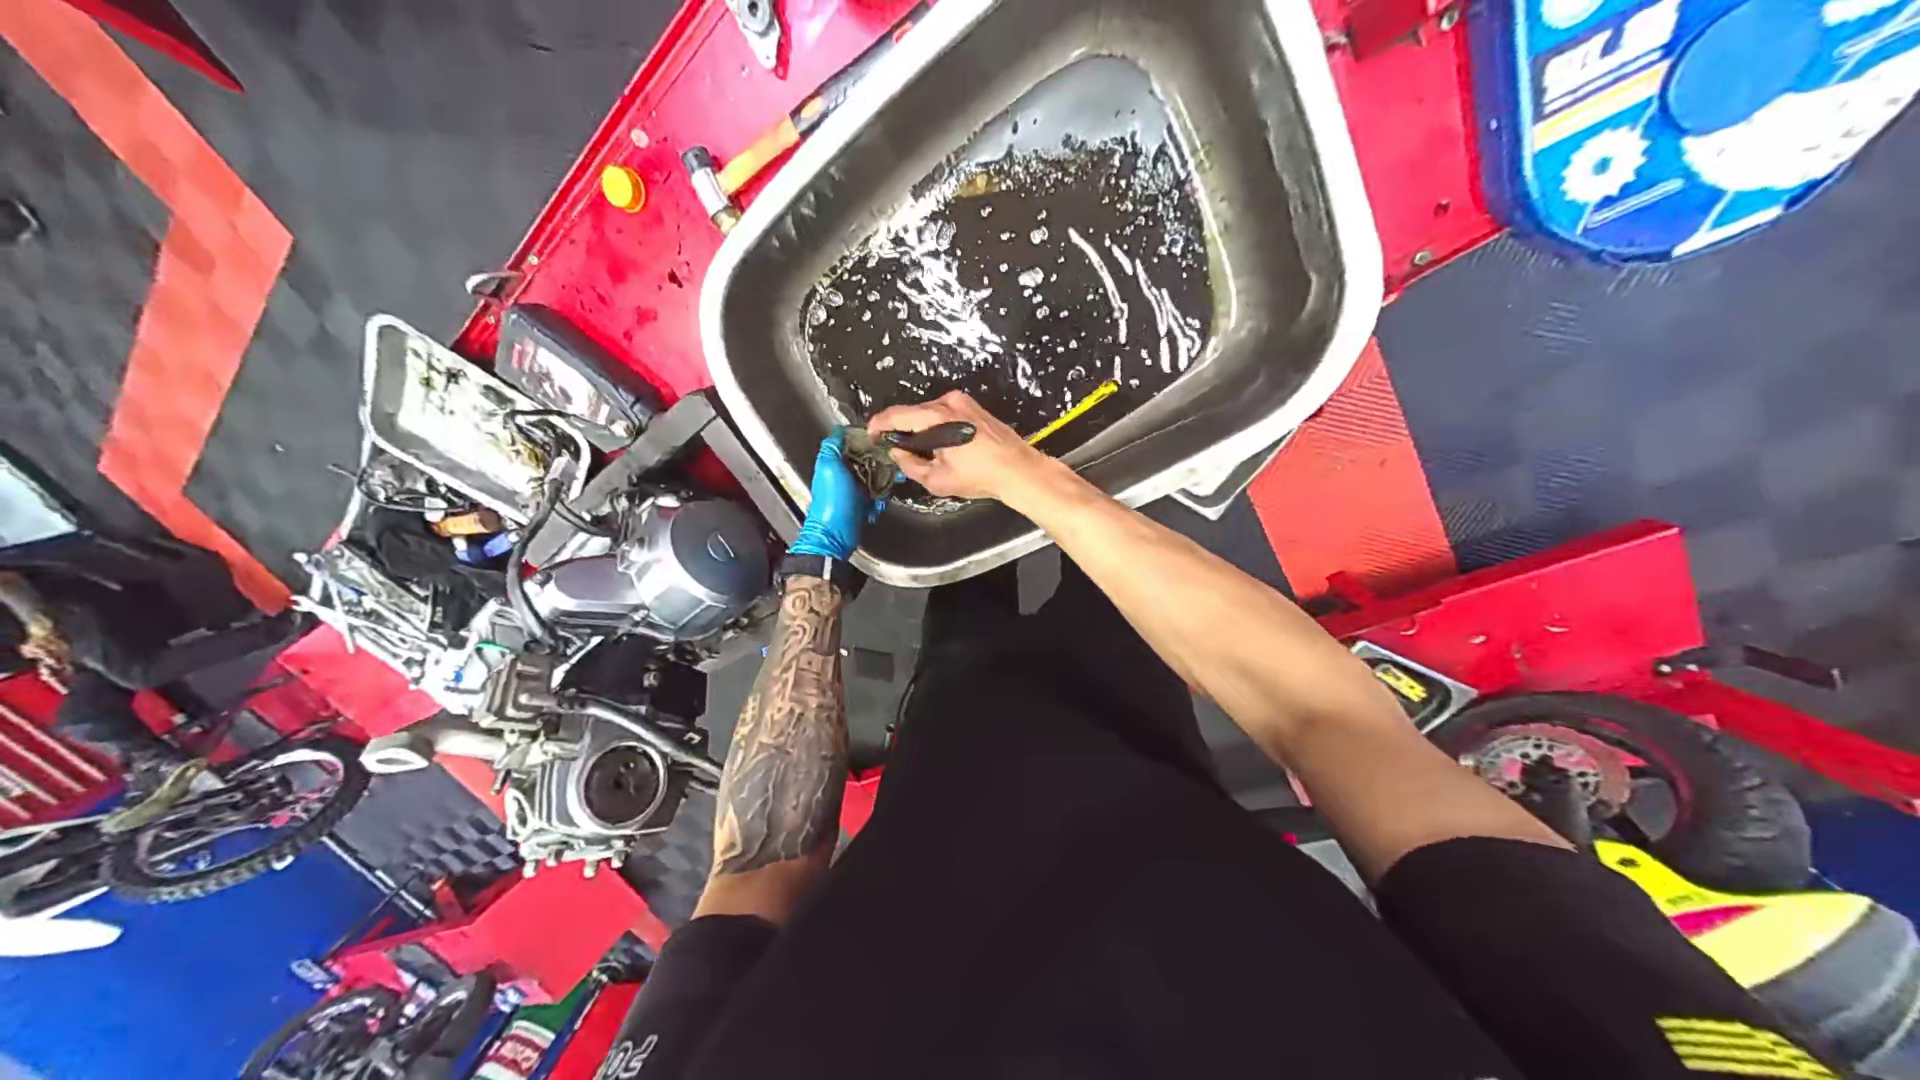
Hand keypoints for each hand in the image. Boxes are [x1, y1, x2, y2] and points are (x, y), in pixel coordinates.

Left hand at [788, 428, 888, 559]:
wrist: (836, 535)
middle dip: (882, 460)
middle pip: (868, 459)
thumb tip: (839, 429)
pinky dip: (881, 498)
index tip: (882, 436)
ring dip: (885, 480)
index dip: (867, 438)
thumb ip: (832, 447)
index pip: (853, 443)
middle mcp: (845, 474)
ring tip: (894, 479)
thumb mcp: (829, 467)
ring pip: (876, 476)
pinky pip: (878, 495)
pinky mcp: (863, 504)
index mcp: (835, 462)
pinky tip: (881, 500)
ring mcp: (854, 490)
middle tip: (895, 460)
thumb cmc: (832, 501)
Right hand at [868, 391, 1059, 505]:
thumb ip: (910, 465)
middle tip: (896, 449)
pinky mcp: (974, 407)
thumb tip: (898, 454)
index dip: (878, 425)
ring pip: (929, 413)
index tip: (871, 434)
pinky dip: (937, 427)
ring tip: (924, 452)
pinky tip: (943, 447)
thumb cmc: (982, 475)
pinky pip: (945, 413)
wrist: (1018, 470)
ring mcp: (964, 403)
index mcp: (938, 417)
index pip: (896, 415)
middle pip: (913, 413)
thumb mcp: (937, 480)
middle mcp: (950, 403)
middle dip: (901, 430)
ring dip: (921, 429)